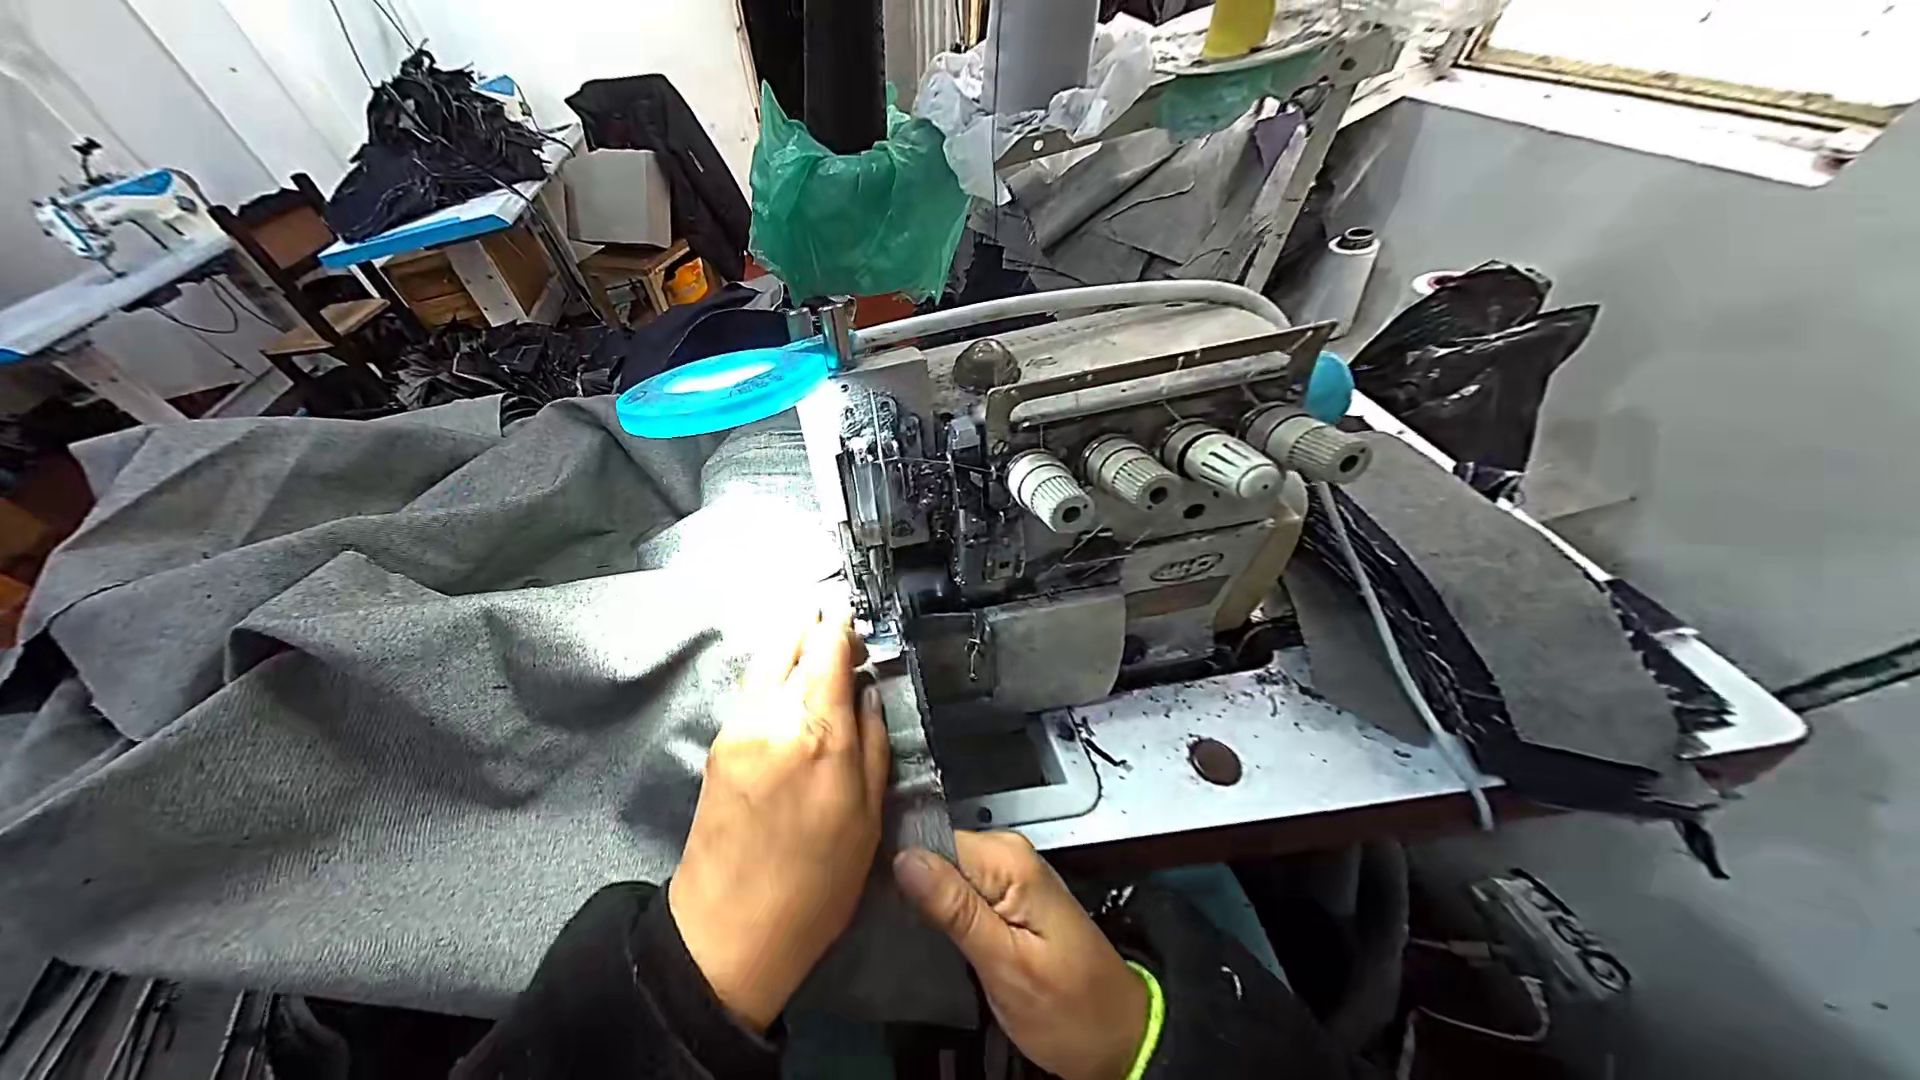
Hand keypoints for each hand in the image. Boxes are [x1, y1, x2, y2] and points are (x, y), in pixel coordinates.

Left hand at [669, 615, 889, 1031]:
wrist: (727, 933)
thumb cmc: (816, 883)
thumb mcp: (869, 816)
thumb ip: (873, 742)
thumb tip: (867, 694)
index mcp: (820, 734)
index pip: (828, 646)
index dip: (845, 628)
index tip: (860, 632)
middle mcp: (774, 716)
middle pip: (792, 640)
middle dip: (819, 632)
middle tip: (843, 648)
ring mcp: (738, 726)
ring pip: (767, 658)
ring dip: (794, 649)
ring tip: (818, 665)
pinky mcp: (718, 742)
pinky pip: (752, 688)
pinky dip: (774, 676)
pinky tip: (791, 696)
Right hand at [894, 831, 1148, 1079]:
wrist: (1117, 1034)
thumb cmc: (1070, 1008)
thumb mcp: (1006, 965)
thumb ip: (955, 909)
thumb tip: (906, 859)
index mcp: (1009, 860)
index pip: (934, 841)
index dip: (904, 870)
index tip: (879, 900)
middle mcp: (1008, 853)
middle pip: (938, 852)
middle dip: (914, 885)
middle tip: (898, 929)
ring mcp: (1009, 871)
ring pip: (945, 870)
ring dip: (927, 900)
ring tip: (914, 935)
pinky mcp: (1006, 891)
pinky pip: (960, 886)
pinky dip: (944, 909)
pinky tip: (936, 934)